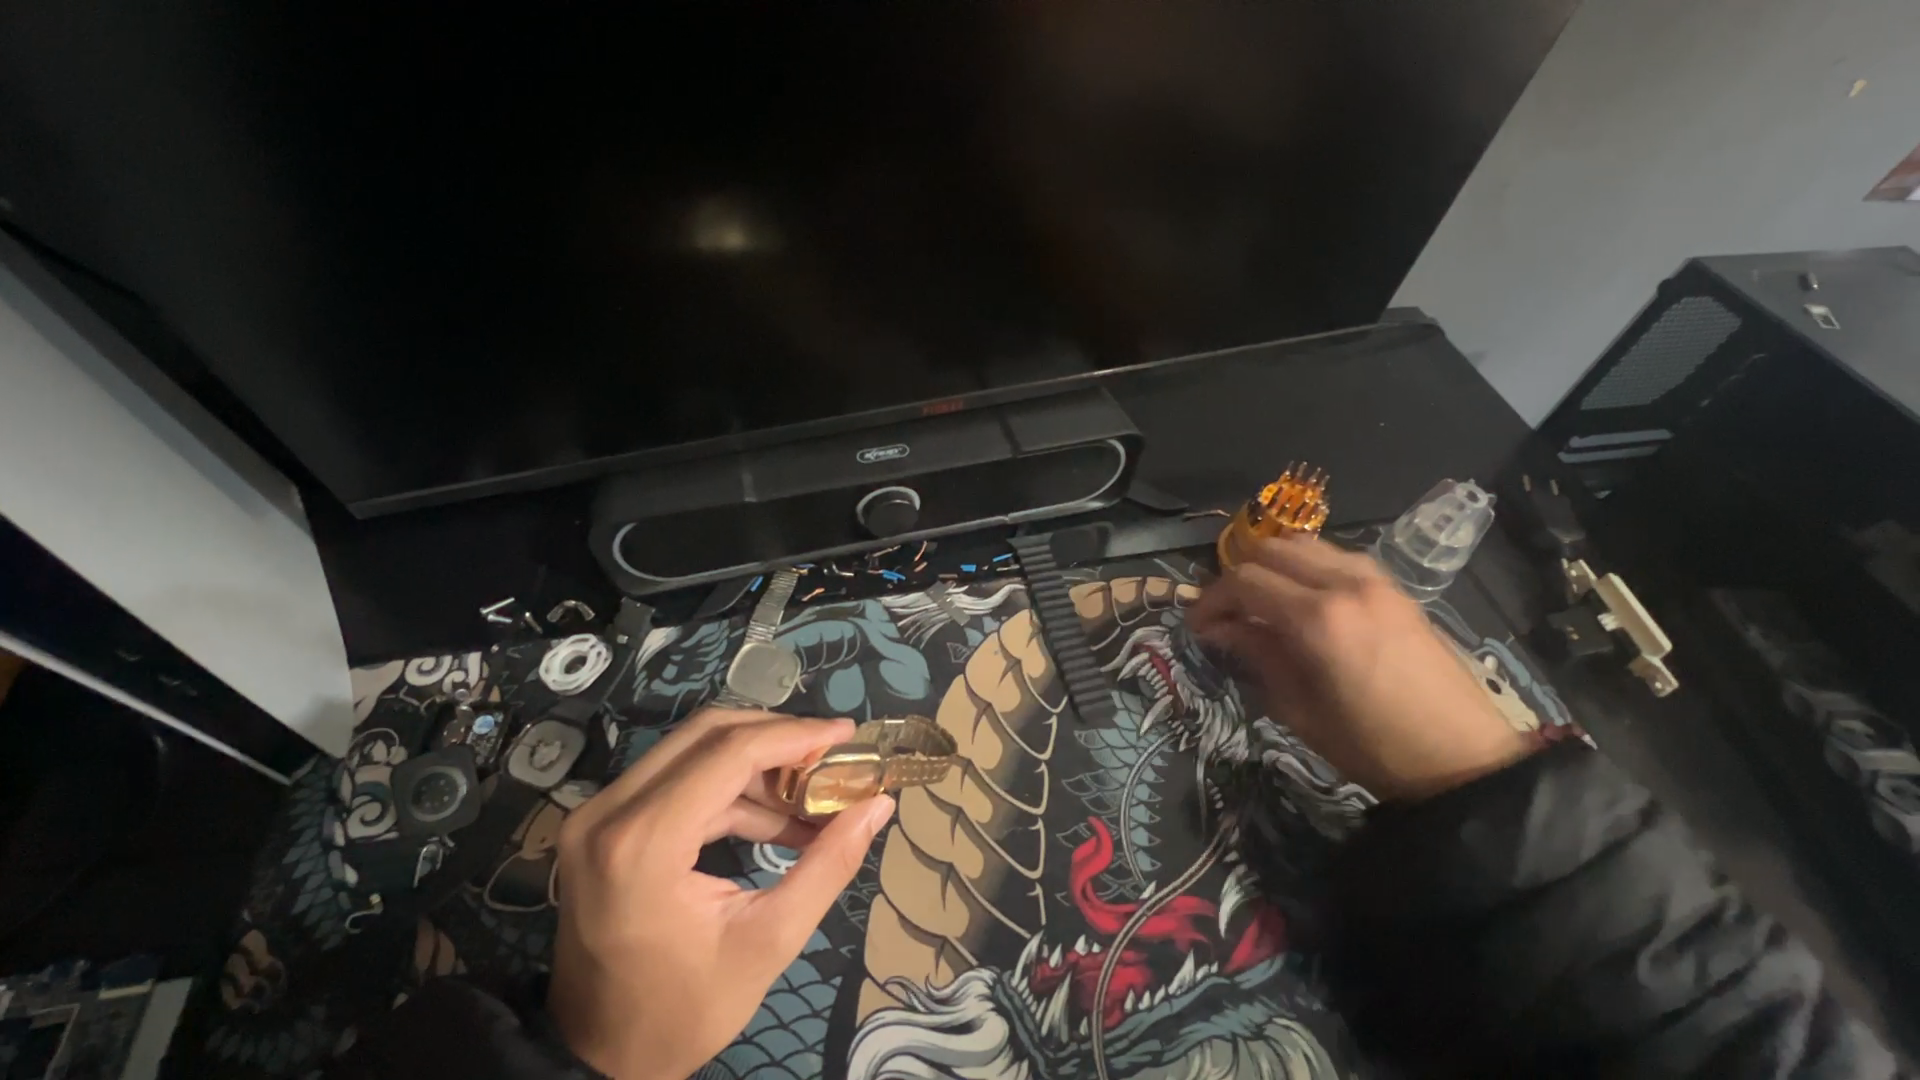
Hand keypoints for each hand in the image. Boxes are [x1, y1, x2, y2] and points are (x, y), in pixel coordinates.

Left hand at [547, 708, 894, 1078]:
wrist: (601, 1056)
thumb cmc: (685, 1009)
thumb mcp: (769, 941)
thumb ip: (828, 865)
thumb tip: (879, 805)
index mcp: (644, 844)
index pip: (729, 754)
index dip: (794, 736)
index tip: (846, 734)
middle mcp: (609, 812)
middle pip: (707, 735)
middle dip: (777, 738)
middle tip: (830, 757)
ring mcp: (598, 815)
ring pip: (691, 751)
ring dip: (756, 766)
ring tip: (810, 800)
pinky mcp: (602, 823)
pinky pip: (675, 780)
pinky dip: (728, 788)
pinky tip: (773, 819)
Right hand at [1191, 536, 1534, 801]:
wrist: (1461, 756)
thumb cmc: (1372, 746)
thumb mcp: (1298, 710)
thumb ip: (1257, 656)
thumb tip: (1219, 630)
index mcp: (1316, 619)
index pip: (1243, 581)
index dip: (1211, 600)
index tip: (1198, 626)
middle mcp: (1344, 584)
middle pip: (1270, 550)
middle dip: (1237, 576)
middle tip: (1226, 613)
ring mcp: (1374, 579)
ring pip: (1304, 544)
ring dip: (1273, 564)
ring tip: (1261, 601)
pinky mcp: (1394, 587)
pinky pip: (1337, 556)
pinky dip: (1308, 566)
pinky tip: (1303, 599)